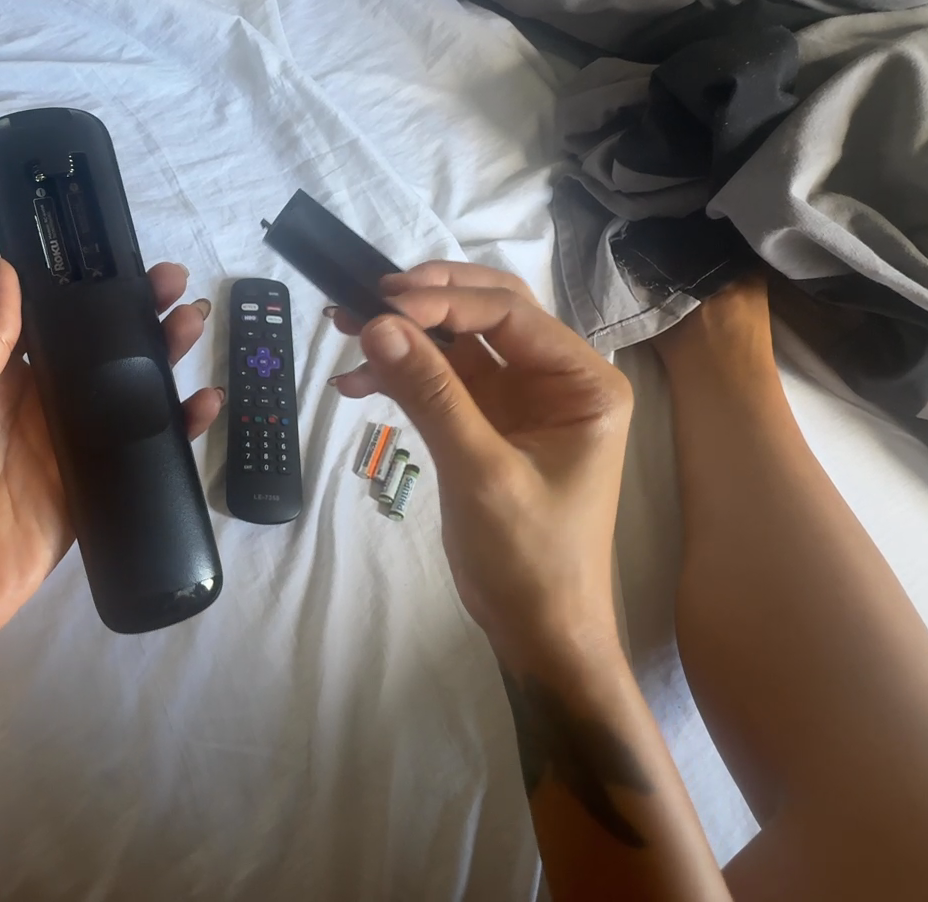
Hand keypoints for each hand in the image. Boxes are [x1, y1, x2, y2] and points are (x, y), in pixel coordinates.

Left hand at [0, 248, 222, 666]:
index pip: (50, 323)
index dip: (86, 292)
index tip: (122, 261)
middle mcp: (35, 409)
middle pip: (96, 354)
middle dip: (136, 317)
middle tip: (174, 285)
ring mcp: (66, 452)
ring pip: (124, 397)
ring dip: (161, 361)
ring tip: (194, 324)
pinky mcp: (91, 494)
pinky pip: (137, 455)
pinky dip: (174, 431)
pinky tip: (204, 406)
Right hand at [330, 261, 631, 659]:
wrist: (536, 628)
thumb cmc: (529, 556)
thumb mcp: (479, 470)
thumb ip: (429, 392)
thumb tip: (377, 325)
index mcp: (581, 382)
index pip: (508, 314)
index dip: (442, 301)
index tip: (381, 303)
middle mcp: (554, 378)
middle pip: (485, 313)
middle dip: (424, 303)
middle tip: (365, 300)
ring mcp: (517, 399)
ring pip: (455, 342)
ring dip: (403, 335)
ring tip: (346, 328)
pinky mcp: (485, 421)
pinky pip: (438, 380)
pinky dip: (399, 375)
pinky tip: (356, 383)